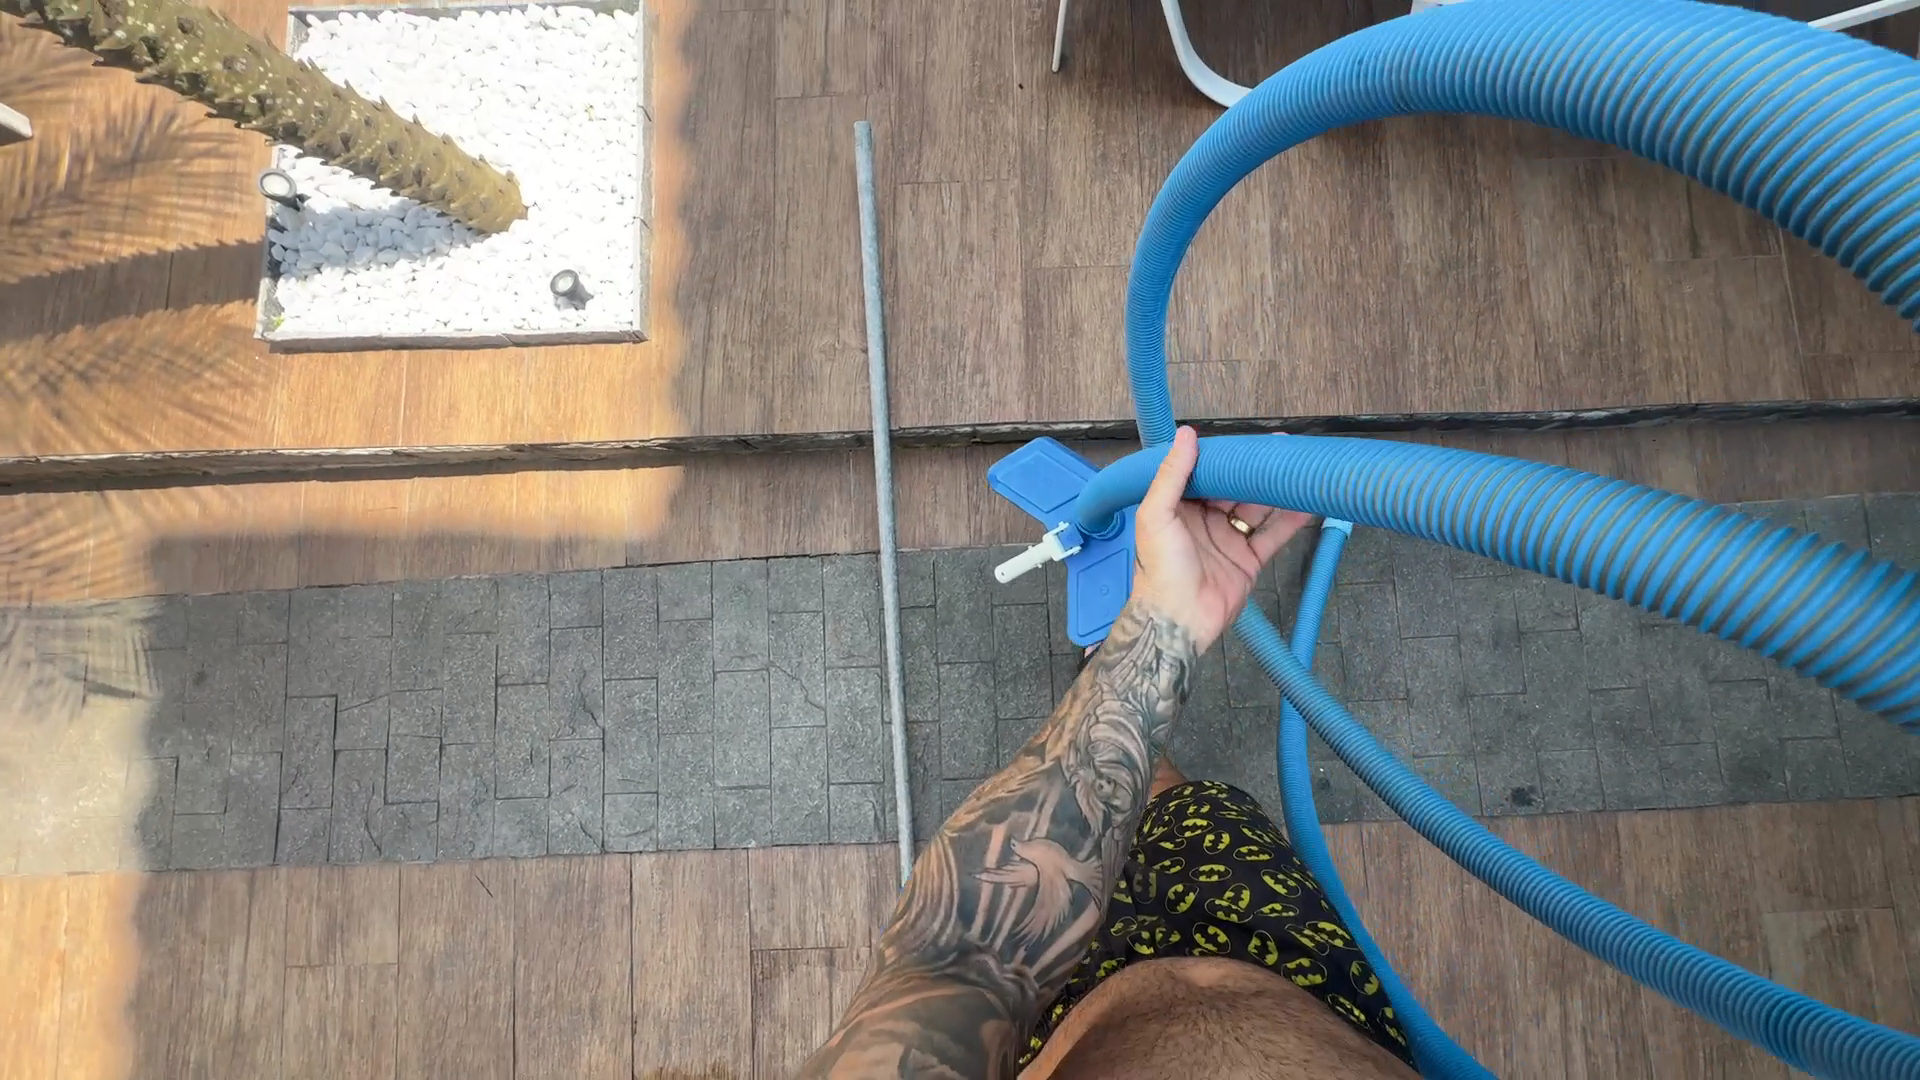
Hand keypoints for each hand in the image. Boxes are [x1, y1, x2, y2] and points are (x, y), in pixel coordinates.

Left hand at [1128, 426, 1313, 651]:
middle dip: (1256, 470)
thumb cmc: (1160, 568)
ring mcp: (1228, 540)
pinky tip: (1308, 501)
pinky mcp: (1248, 560)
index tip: (1247, 439)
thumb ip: (1171, 475)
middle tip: (1282, 448)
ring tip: (1298, 468)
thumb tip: (1186, 435)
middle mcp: (1203, 521)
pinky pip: (1273, 535)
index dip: (1225, 457)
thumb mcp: (1156, 515)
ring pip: (1257, 509)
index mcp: (1178, 508)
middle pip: (1235, 489)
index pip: (1204, 474)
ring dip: (1277, 490)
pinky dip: (1291, 520)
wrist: (1178, 620)